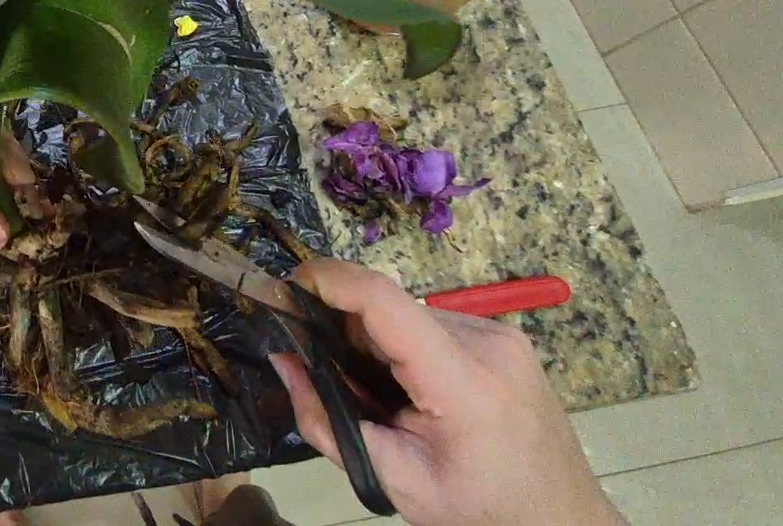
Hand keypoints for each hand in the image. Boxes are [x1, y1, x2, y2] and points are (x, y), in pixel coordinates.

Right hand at [270, 260, 623, 525]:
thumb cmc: (483, 515)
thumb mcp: (394, 481)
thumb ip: (325, 421)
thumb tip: (281, 358)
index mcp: (464, 382)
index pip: (382, 299)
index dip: (326, 279)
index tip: (284, 288)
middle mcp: (485, 341)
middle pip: (386, 305)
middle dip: (342, 325)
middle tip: (325, 368)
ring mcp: (499, 333)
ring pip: (403, 311)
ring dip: (372, 336)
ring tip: (376, 390)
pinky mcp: (501, 335)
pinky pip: (426, 320)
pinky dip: (399, 341)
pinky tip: (407, 385)